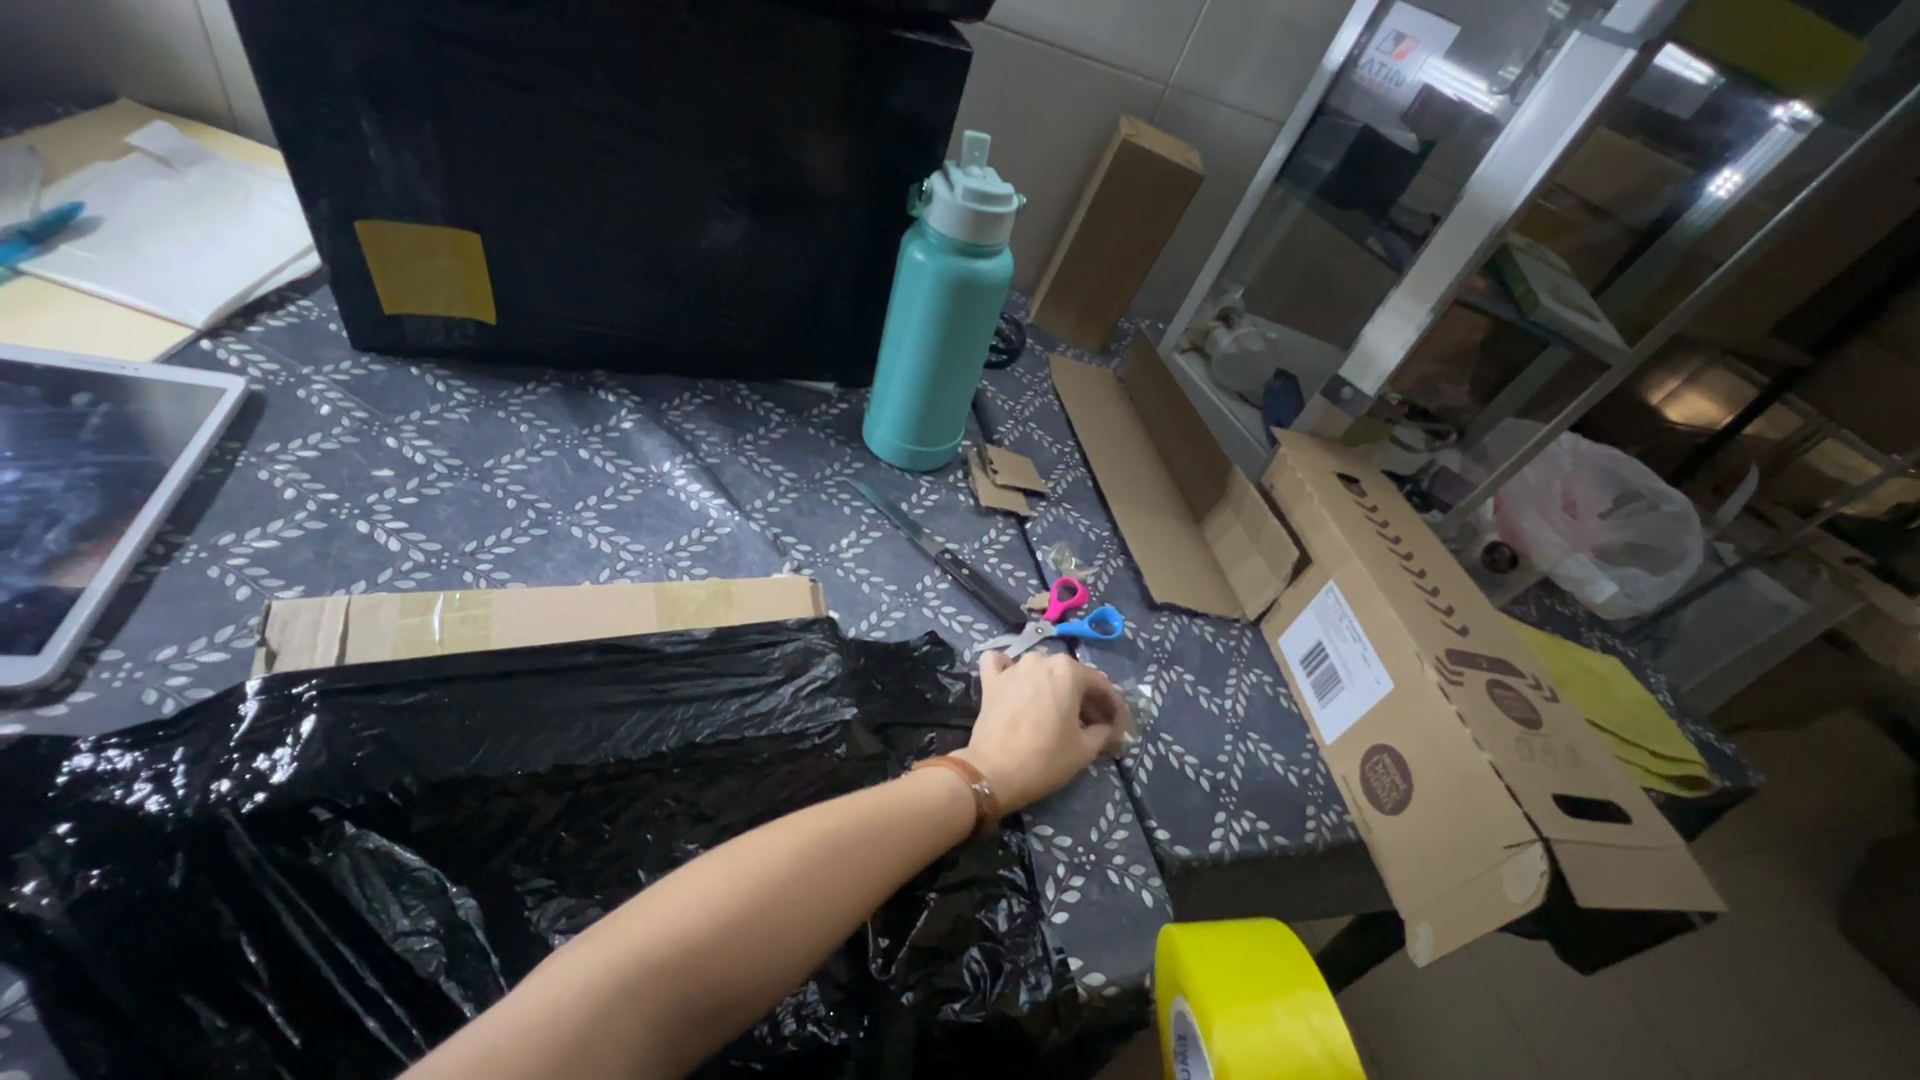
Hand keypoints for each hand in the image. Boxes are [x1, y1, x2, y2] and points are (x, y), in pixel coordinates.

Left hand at [954, 652, 1122, 812]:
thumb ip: (1103, 732)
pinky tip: (1016, 682)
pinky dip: (1009, 669)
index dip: (1113, 707)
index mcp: (1068, 670)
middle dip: (1086, 699)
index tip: (1119, 725)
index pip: (1100, 685)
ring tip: (1061, 713)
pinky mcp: (990, 680)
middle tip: (1095, 725)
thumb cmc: (1045, 759)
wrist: (994, 772)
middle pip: (1071, 677)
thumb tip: (1109, 728)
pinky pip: (1001, 665)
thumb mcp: (1085, 749)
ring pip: (1041, 671)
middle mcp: (1041, 659)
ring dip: (1054, 688)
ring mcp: (1013, 667)